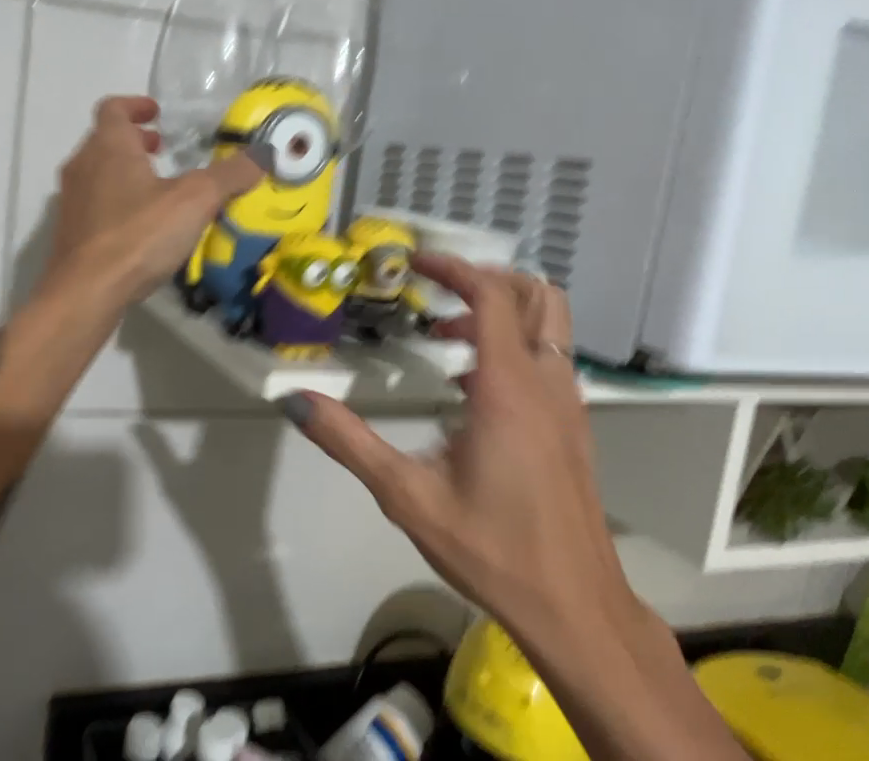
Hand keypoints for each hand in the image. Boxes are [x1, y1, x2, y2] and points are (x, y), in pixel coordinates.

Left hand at [38, 96, 263, 305]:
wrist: (85, 291)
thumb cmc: (138, 234)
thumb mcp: (194, 201)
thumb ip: (229, 175)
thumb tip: (262, 155)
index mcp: (108, 146)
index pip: (113, 108)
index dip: (136, 105)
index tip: (158, 114)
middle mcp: (82, 165)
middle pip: (105, 140)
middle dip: (135, 142)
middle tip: (163, 150)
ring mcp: (70, 201)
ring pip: (97, 173)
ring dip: (124, 173)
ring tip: (157, 190)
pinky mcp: (69, 232)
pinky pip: (94, 205)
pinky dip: (115, 203)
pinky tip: (140, 228)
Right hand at [281, 254, 636, 639]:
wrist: (574, 607)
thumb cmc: (491, 549)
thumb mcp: (406, 496)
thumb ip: (348, 442)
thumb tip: (294, 400)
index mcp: (508, 390)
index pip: (492, 298)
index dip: (454, 269)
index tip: (414, 262)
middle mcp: (547, 385)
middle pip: (538, 296)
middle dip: (488, 280)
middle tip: (436, 293)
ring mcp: (568, 406)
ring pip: (551, 327)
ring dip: (502, 314)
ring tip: (445, 337)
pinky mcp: (573, 429)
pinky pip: (550, 360)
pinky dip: (514, 346)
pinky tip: (469, 389)